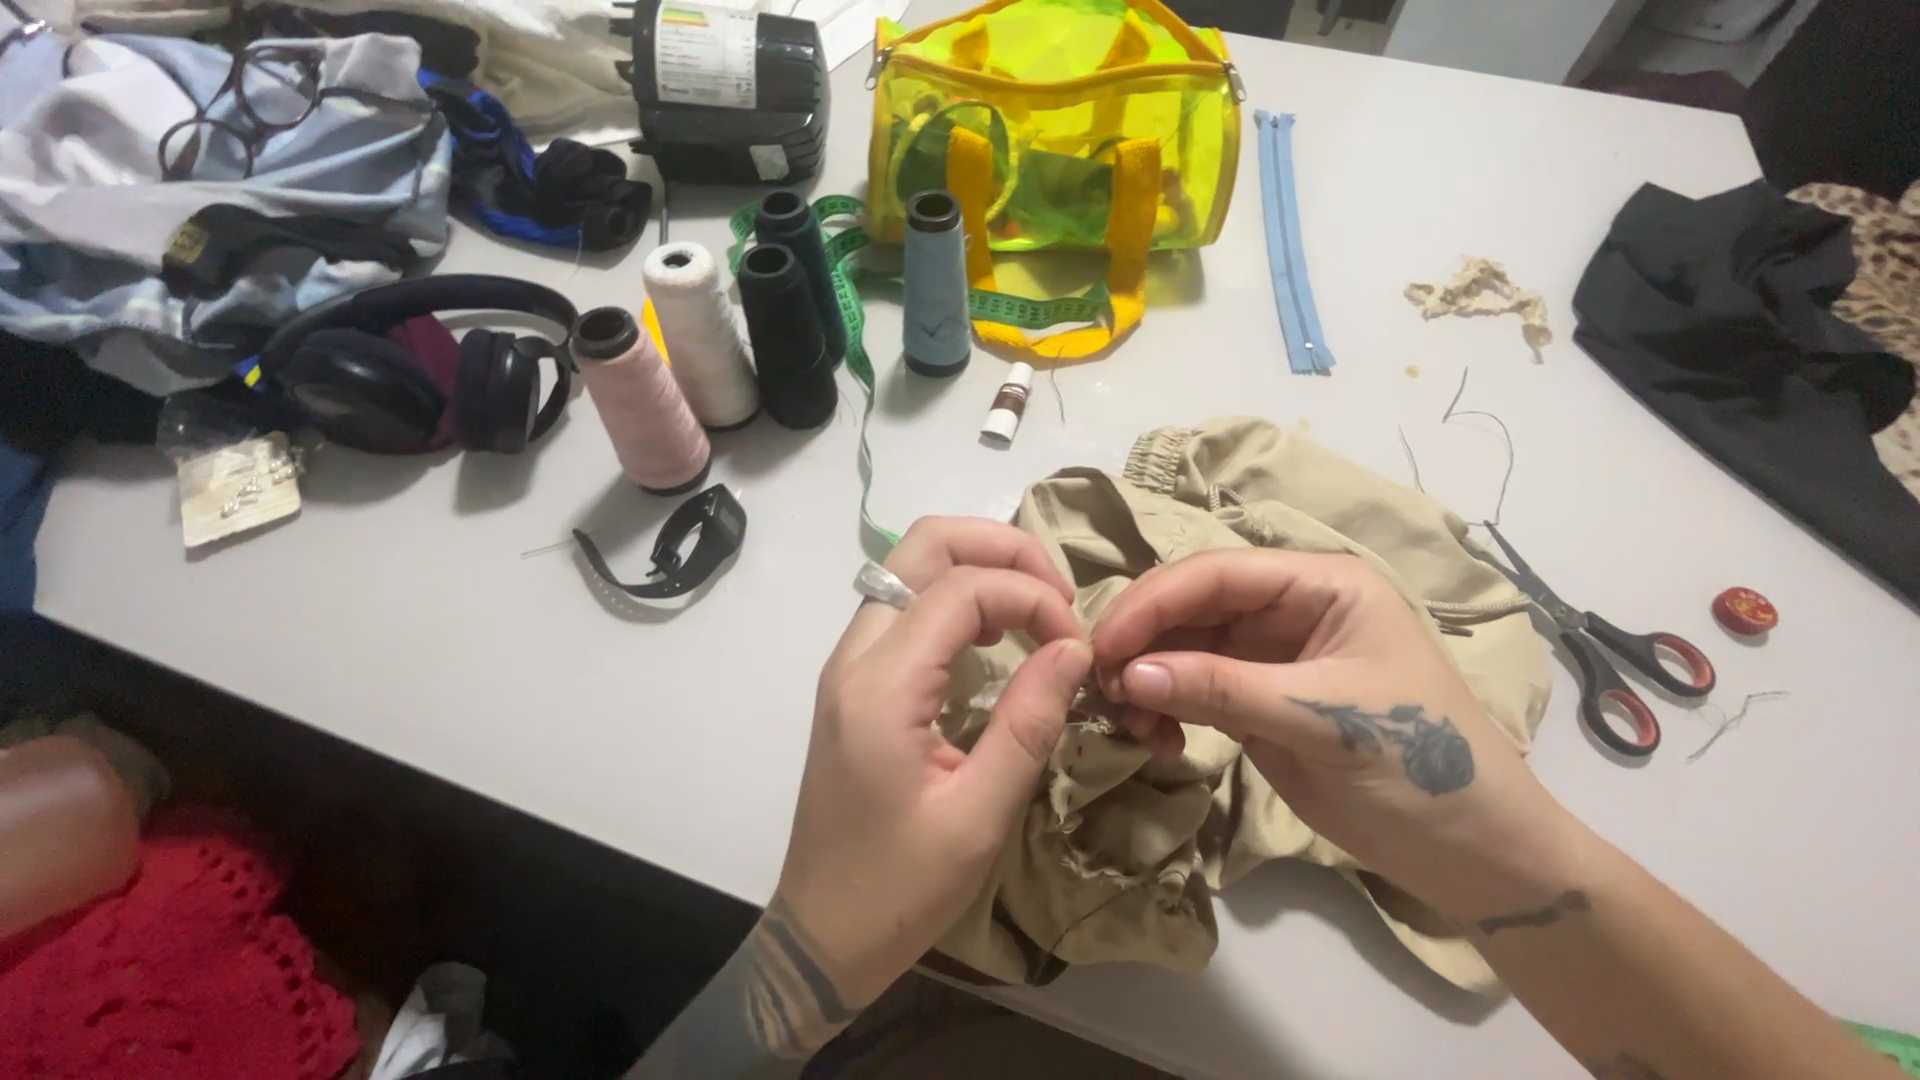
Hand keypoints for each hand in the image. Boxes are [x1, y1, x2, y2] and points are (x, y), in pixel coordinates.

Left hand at [776, 518, 1091, 1007]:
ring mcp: (847, 664)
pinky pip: (905, 606)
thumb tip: (1074, 647)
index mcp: (881, 687)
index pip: (960, 589)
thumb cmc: (899, 890)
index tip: (1077, 643)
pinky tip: (996, 638)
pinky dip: (956, 598)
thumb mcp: (979, 817)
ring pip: (910, 566)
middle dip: (1002, 549)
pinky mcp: (854, 681)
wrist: (820, 934)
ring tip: (1038, 610)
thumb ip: (1028, 722)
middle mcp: (854, 656)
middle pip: (924, 544)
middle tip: (1058, 595)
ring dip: (979, 568)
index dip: (1031, 596)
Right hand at [1090, 549, 1571, 918]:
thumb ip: (1224, 690)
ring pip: (1180, 648)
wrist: (1472, 853)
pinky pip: (1189, 689)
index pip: (1217, 573)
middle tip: (1103, 687)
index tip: (1104, 644)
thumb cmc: (1421, 766)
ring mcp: (1266, 656)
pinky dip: (1162, 709)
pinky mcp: (1252, 700)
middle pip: (1191, 606)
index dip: (1155, 602)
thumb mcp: (1324, 720)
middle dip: (1143, 642)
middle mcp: (1286, 609)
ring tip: (1128, 723)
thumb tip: (1131, 675)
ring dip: (1147, 680)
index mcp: (1320, 585)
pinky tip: (1156, 741)